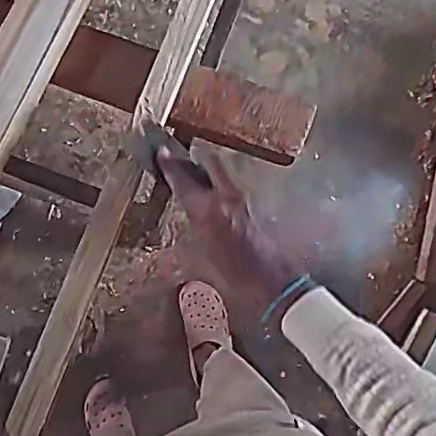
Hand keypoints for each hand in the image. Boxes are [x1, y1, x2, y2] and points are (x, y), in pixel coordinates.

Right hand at [153, 144, 309, 320]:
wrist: (274, 283)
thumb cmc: (236, 275)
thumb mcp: (204, 252)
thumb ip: (198, 222)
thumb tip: (192, 208)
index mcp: (209, 211)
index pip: (184, 180)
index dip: (170, 165)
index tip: (161, 152)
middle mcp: (228, 197)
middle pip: (211, 162)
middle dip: (195, 158)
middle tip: (181, 159)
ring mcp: (246, 198)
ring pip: (224, 174)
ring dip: (210, 172)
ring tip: (197, 179)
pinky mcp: (258, 205)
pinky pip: (234, 187)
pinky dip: (223, 186)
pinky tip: (217, 200)